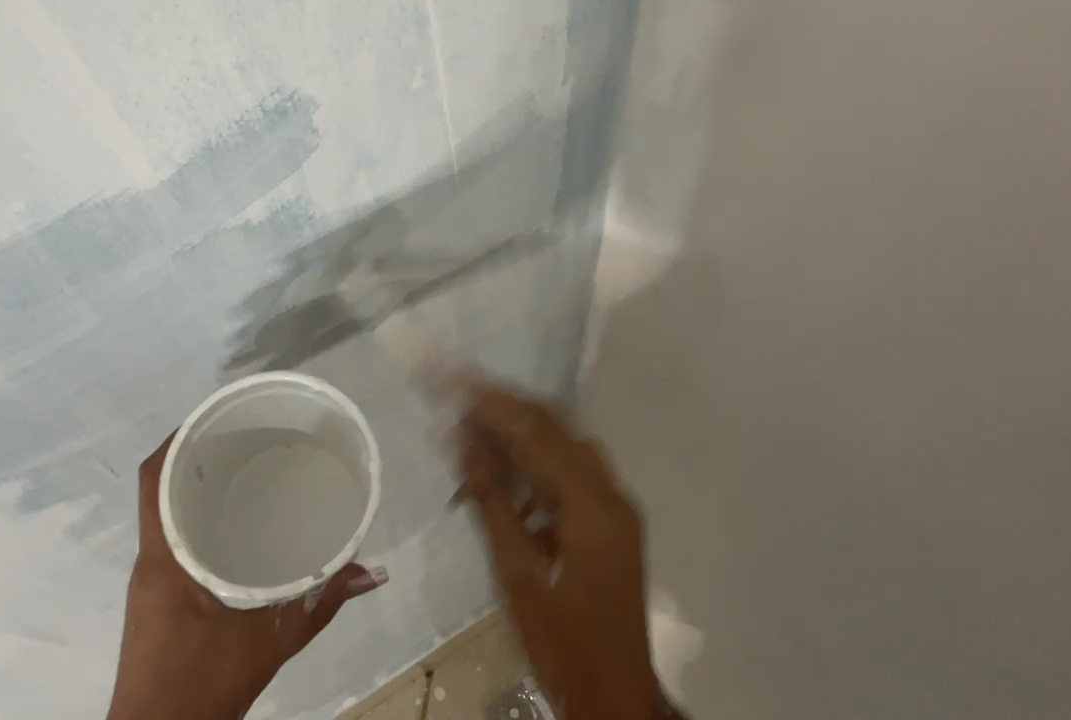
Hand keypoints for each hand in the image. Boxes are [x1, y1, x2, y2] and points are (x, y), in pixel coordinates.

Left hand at [106, 434, 387, 719]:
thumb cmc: (200, 687)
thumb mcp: (267, 645)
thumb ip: (318, 606)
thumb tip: (370, 571)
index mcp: (163, 558)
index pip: (153, 478)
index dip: (176, 438)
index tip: (213, 415)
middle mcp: (148, 561)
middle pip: (158, 489)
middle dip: (194, 456)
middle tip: (242, 435)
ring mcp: (148, 581)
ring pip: (163, 515)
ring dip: (195, 489)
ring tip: (243, 468)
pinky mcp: (155, 601)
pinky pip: (171, 541)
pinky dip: (196, 522)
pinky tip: (234, 527)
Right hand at [455, 379, 673, 719]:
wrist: (616, 698)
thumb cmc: (563, 642)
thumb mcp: (518, 575)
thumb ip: (494, 505)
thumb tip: (465, 447)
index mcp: (592, 506)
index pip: (536, 435)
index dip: (492, 405)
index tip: (454, 382)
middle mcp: (611, 495)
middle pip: (555, 430)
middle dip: (505, 407)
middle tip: (459, 393)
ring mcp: (615, 508)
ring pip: (563, 447)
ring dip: (518, 431)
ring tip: (471, 422)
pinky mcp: (610, 523)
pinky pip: (570, 474)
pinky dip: (534, 461)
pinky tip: (500, 467)